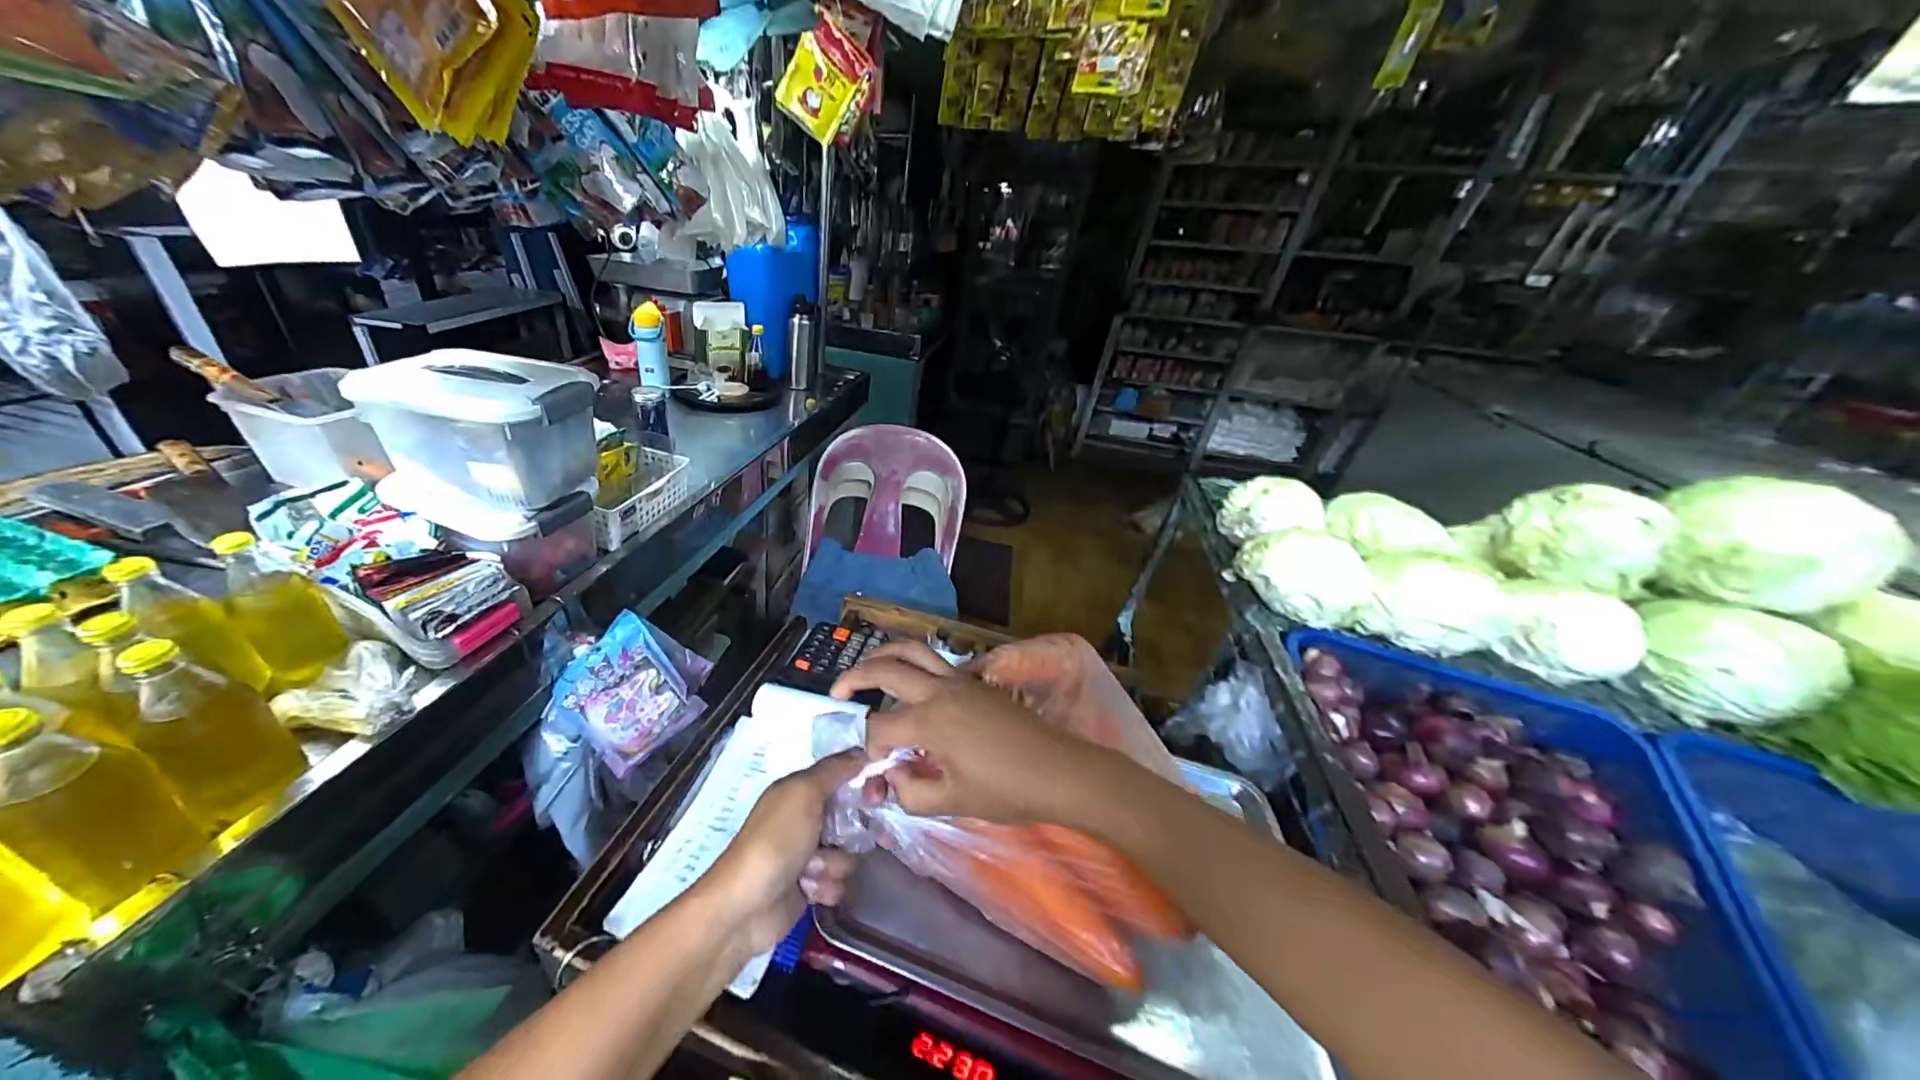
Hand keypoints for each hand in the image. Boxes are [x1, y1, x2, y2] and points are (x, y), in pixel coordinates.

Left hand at [697, 751, 864, 952]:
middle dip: (852, 832)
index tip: (877, 793)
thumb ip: (834, 770)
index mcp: (800, 791)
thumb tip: (863, 752)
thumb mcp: (804, 793)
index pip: (842, 776)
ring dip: (834, 864)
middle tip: (842, 838)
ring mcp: (808, 854)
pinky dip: (826, 886)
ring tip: (811, 870)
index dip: (862, 782)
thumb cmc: (776, 840)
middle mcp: (806, 819)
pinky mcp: (810, 886)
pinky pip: (839, 882)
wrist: (746, 906)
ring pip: (849, 853)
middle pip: (852, 817)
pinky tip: (808, 890)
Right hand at [832, 658, 1137, 825]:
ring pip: (913, 651)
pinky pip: (936, 661)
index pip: (879, 727)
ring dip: (884, 655)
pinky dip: (913, 662)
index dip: (866, 747)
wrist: (1061, 771)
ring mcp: (961, 681)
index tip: (869, 766)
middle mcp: (941, 691)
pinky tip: (909, 682)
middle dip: (855, 677)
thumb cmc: (1008, 791)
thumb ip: (910, 793)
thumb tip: (891, 778)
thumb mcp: (953, 802)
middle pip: (886, 669)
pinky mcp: (977, 683)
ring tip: (865, 668)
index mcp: (930, 722)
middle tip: (837, 692)